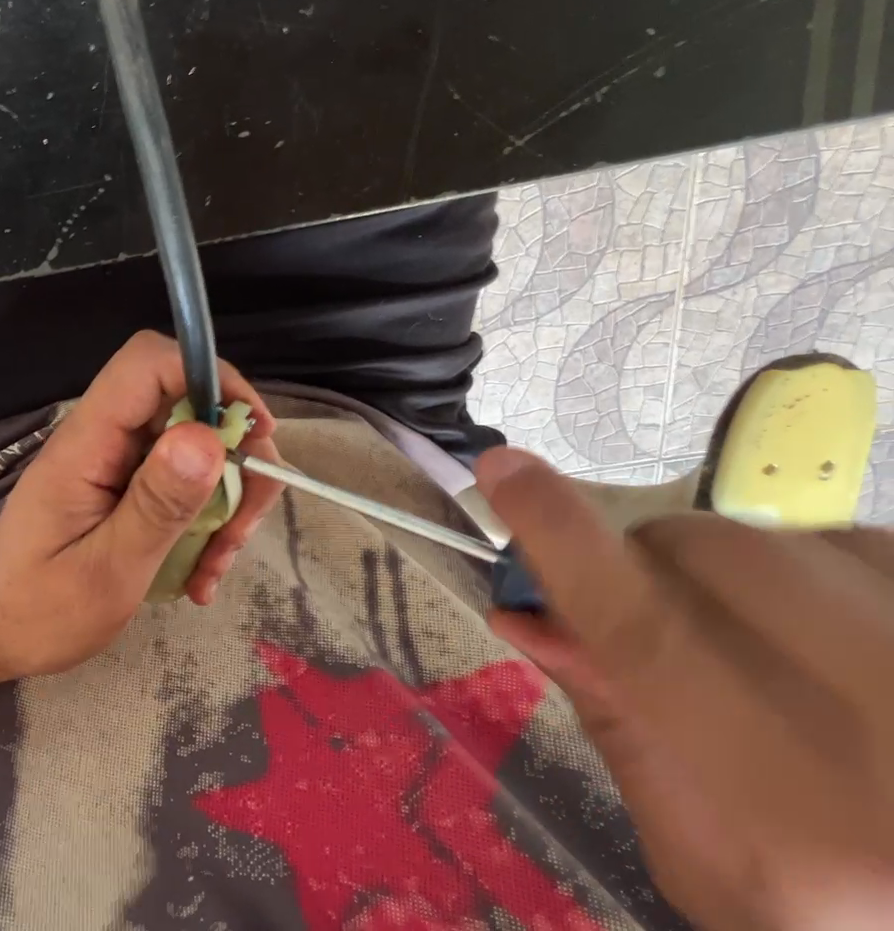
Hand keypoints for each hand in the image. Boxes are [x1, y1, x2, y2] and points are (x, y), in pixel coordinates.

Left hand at [0, 331, 283, 681]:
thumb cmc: (39, 610)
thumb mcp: (108, 569)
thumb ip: (157, 503)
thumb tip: (207, 436)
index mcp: (85, 445)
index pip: (146, 365)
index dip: (210, 378)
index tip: (255, 435)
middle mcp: (100, 442)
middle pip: (185, 406)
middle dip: (232, 461)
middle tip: (238, 532)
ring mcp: (112, 466)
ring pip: (194, 452)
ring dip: (224, 505)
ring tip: (212, 571)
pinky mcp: (122, 492)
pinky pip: (180, 488)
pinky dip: (204, 527)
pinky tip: (198, 577)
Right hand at [476, 447, 893, 930]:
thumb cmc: (820, 905)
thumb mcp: (695, 851)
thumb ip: (614, 724)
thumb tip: (522, 613)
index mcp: (791, 806)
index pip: (645, 634)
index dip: (563, 543)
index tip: (503, 470)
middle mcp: (888, 724)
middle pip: (712, 558)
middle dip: (645, 562)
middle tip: (642, 610)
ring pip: (786, 539)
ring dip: (731, 568)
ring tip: (752, 637)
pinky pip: (866, 541)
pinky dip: (819, 567)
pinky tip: (834, 630)